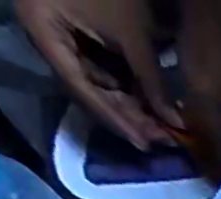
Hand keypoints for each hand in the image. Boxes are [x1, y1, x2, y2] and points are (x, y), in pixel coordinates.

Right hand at [15, 0, 181, 149]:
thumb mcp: (133, 36)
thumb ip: (152, 81)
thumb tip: (176, 124)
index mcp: (44, 32)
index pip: (81, 89)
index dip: (115, 119)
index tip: (145, 144)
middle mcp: (47, 40)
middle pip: (90, 91)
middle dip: (128, 117)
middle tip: (164, 143)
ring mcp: (62, 39)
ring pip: (99, 85)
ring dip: (132, 108)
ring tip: (166, 132)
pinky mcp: (80, 38)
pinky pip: (105, 73)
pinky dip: (130, 91)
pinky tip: (156, 111)